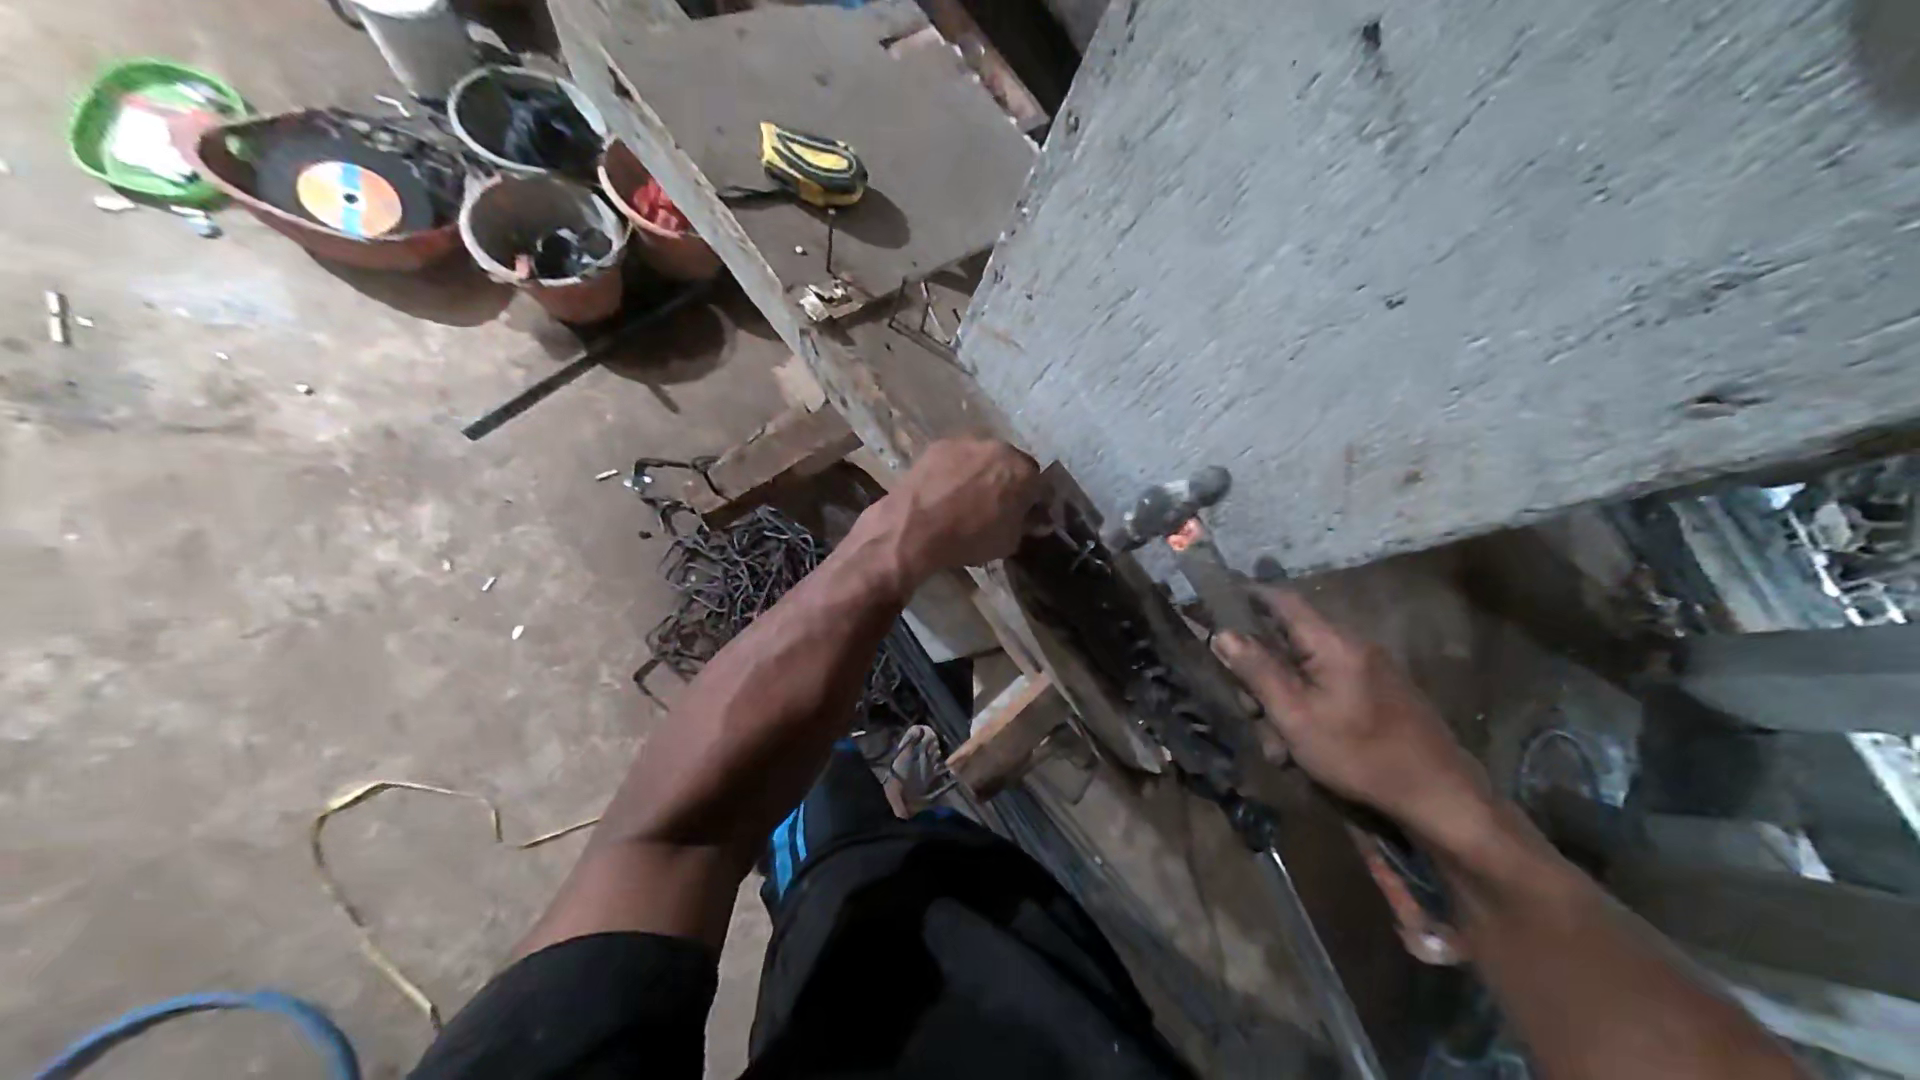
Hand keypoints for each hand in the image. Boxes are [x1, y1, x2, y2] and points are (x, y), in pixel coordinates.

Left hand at [864, 438, 1041, 586]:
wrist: (915, 528)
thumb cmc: (969, 538)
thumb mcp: (1008, 542)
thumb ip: (1025, 525)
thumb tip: (1035, 519)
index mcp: (1024, 471)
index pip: (1039, 484)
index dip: (1031, 500)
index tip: (1023, 514)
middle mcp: (1000, 448)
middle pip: (1010, 464)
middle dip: (1007, 481)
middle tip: (994, 503)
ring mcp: (967, 442)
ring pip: (982, 457)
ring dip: (980, 472)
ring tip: (965, 496)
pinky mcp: (939, 444)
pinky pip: (956, 457)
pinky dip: (955, 470)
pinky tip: (944, 490)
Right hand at [1211, 586, 1492, 832]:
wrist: (1439, 796)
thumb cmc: (1361, 754)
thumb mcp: (1296, 715)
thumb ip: (1257, 672)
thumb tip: (1222, 634)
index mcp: (1332, 643)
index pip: (1282, 600)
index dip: (1246, 596)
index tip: (1214, 605)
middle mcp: (1350, 646)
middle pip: (1286, 643)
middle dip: (1259, 675)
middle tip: (1250, 712)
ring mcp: (1365, 670)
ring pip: (1302, 672)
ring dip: (1280, 703)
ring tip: (1279, 748)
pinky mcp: (1375, 693)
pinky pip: (1324, 689)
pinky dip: (1304, 711)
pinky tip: (1300, 750)